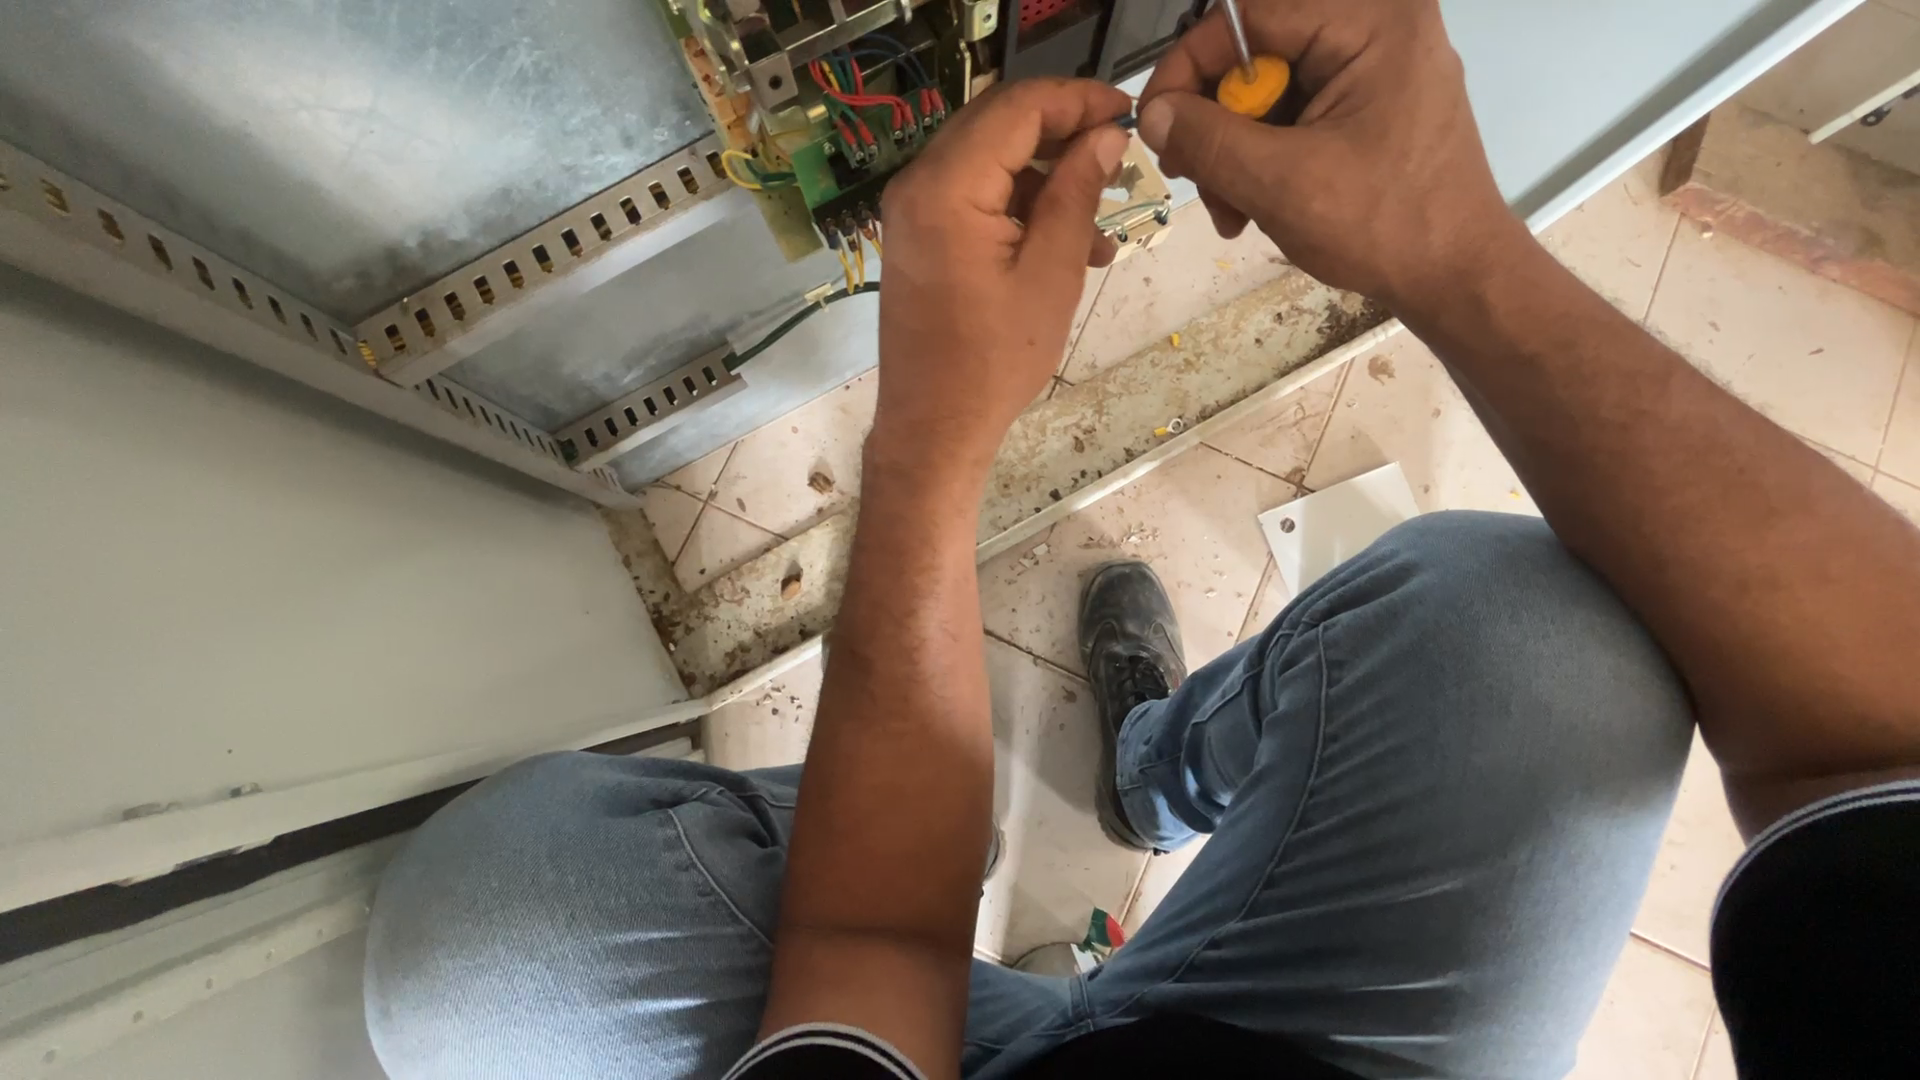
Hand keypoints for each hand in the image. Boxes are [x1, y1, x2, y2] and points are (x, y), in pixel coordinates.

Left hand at [872, 78, 1133, 483]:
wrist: (934, 427)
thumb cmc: (995, 363)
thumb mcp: (1050, 276)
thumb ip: (1076, 194)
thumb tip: (1104, 137)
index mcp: (946, 188)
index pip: (1017, 107)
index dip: (1077, 101)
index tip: (1125, 116)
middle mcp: (917, 186)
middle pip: (998, 128)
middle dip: (1062, 139)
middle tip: (1115, 163)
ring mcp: (911, 214)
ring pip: (988, 166)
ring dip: (1044, 186)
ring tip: (1098, 235)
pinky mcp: (917, 240)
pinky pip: (971, 202)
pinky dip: (1016, 214)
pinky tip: (1062, 249)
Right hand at [1138, 0, 1528, 310]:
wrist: (1452, 274)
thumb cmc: (1380, 225)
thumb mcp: (1282, 183)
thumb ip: (1209, 141)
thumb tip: (1150, 114)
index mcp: (1369, 21)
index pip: (1247, 13)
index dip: (1187, 64)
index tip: (1154, 123)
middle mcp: (1373, 26)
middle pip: (1253, 56)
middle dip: (1213, 124)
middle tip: (1193, 180)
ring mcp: (1370, 68)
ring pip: (1264, 94)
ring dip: (1230, 155)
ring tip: (1230, 213)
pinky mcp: (1364, 106)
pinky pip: (1289, 119)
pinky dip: (1259, 163)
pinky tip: (1252, 209)